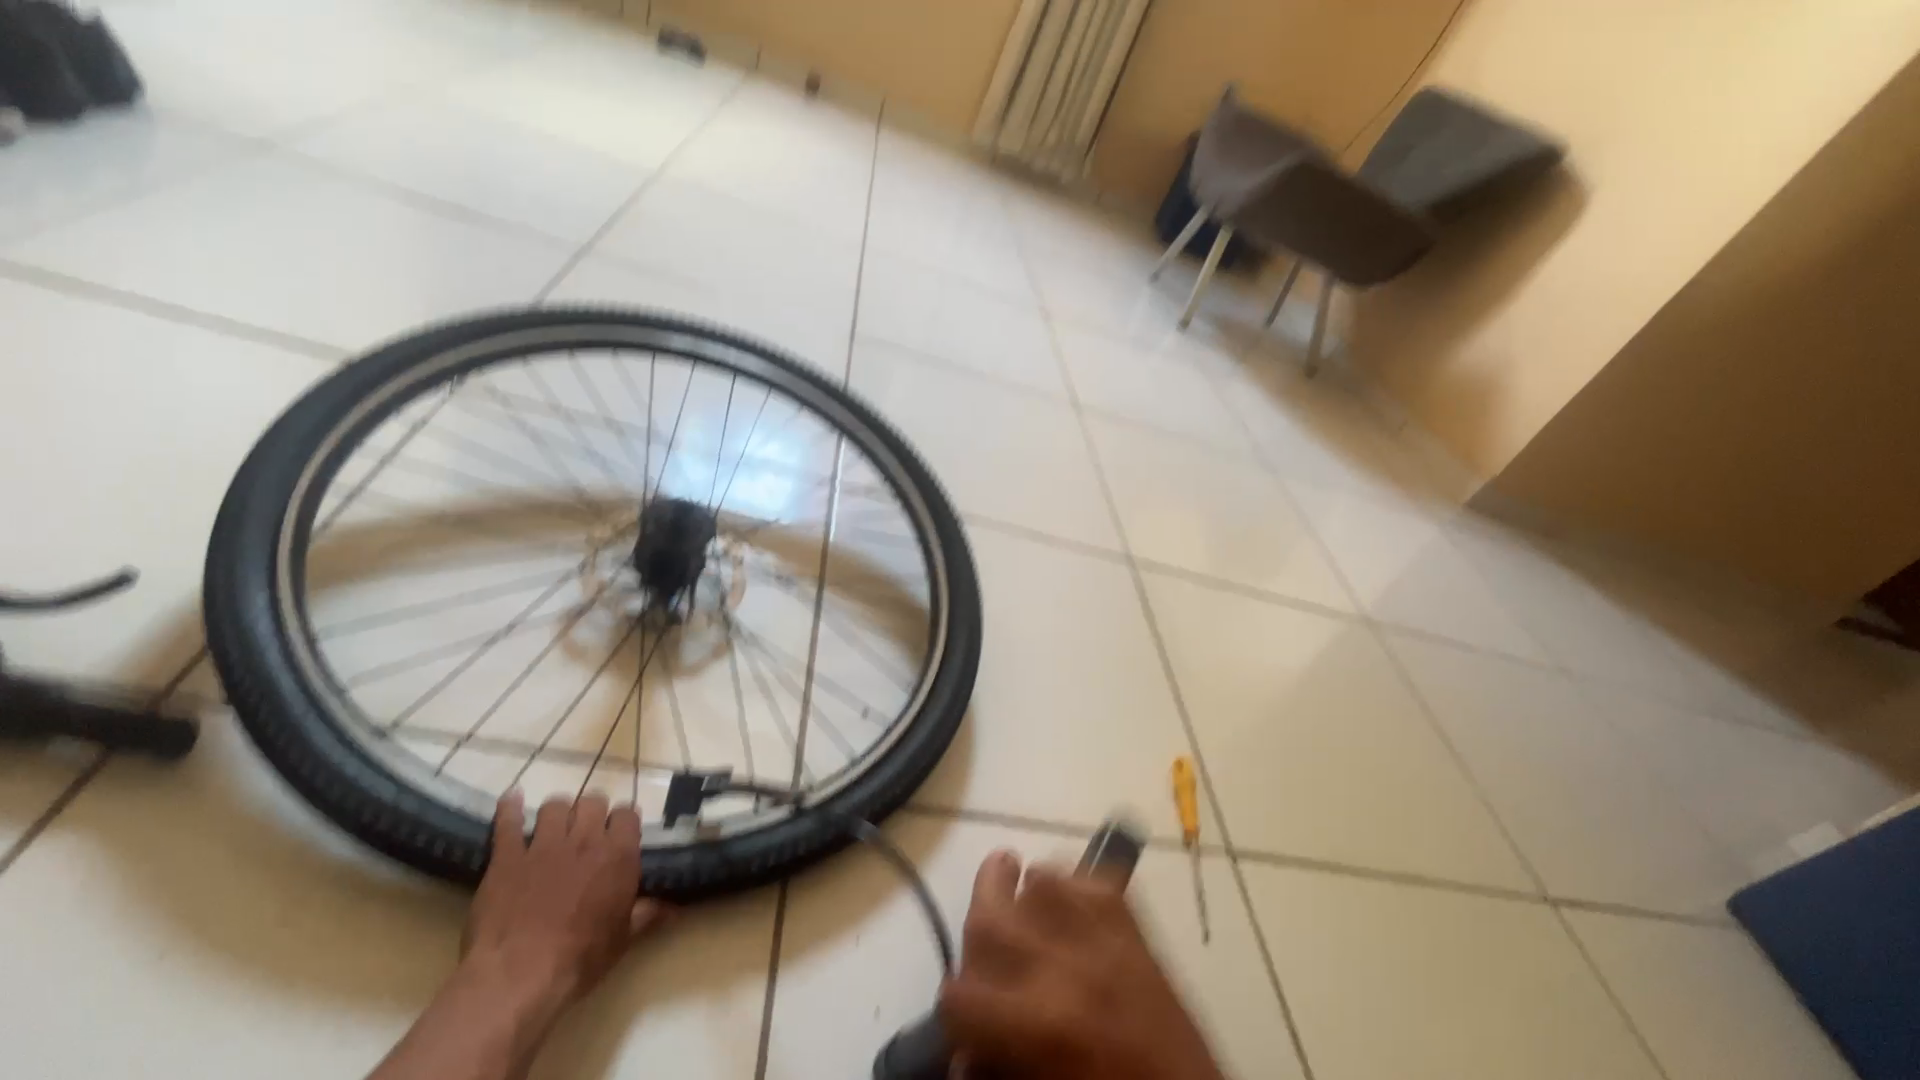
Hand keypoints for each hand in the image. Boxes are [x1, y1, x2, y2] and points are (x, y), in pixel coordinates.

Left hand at [459, 793, 668, 1014]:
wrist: (518, 975)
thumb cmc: (579, 959)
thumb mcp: (622, 940)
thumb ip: (647, 915)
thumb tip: (675, 908)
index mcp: (618, 856)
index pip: (628, 814)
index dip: (624, 821)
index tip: (621, 832)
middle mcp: (584, 840)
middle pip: (593, 801)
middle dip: (593, 811)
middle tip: (589, 829)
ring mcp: (543, 845)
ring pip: (555, 805)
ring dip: (558, 811)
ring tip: (556, 824)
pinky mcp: (507, 857)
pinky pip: (508, 821)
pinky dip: (510, 807)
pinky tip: (512, 798)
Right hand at [940, 851, 1223, 1079]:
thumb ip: (994, 1055)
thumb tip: (966, 1040)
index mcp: (1035, 1023)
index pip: (959, 992)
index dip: (954, 1005)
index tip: (964, 1012)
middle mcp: (1064, 969)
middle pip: (991, 918)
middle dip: (977, 921)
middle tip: (979, 924)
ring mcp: (1104, 942)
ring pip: (1042, 882)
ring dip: (1024, 891)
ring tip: (1022, 900)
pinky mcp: (1138, 932)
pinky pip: (1094, 884)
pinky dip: (1072, 885)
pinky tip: (1067, 901)